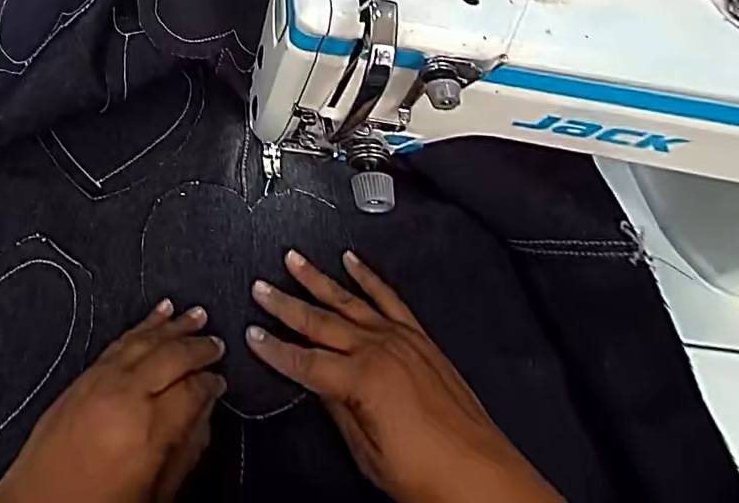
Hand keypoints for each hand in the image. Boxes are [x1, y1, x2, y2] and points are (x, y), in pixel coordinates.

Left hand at [0, 300, 225, 502]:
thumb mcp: (154, 495)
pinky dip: (144, 324)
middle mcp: (126, 395)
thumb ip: (185, 452)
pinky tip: (159, 314)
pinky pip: (122, 339)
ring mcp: (102, 380)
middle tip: (218, 344)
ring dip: (176, 325)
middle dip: (200, 347)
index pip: (193, 390)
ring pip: (148, 339)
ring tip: (198, 315)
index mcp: (148, 429)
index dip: (212, 382)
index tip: (221, 381)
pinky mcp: (84, 375)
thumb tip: (204, 418)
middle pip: (174, 355)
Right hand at [246, 250, 565, 502]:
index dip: (274, 348)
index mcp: (362, 380)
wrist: (485, 479)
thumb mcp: (370, 455)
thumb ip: (340, 411)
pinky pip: (388, 297)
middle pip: (319, 321)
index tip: (252, 333)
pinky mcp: (418, 336)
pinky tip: (351, 261)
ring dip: (317, 278)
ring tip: (293, 259)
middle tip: (261, 287)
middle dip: (285, 304)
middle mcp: (379, 349)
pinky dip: (368, 277)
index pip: (304, 360)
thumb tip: (318, 385)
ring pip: (348, 300)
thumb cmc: (430, 477)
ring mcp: (400, 338)